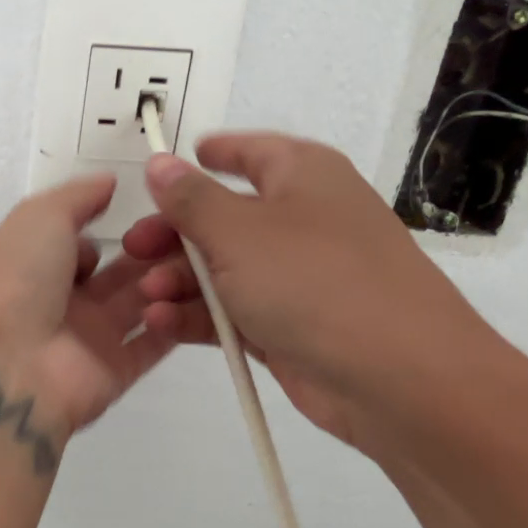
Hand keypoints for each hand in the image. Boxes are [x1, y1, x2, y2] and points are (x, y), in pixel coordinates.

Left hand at [0, 175, 178, 432]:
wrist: (8, 367)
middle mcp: (61, 301)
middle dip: (151, 249)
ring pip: (140, 302)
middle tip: (185, 232)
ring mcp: (89, 338)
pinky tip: (200, 297)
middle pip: (118, 271)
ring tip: (190, 261)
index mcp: (34, 265)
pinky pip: (153, 343)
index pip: (80, 241)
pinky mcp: (116, 371)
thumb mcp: (38, 218)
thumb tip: (108, 183)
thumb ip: (76, 197)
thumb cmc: (16, 281)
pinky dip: (175, 321)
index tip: (147, 210)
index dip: (111, 225)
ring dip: (168, 279)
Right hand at [120, 134, 499, 446]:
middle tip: (132, 250)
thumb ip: (191, 199)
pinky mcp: (289, 326)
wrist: (394, 375)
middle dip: (173, 235)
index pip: (250, 152)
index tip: (163, 169)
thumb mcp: (239, 231)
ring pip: (224, 270)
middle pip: (224, 217)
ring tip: (147, 297)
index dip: (208, 157)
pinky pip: (233, 312)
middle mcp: (300, 220)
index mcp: (302, 177)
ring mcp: (296, 277)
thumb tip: (161, 162)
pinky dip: (197, 317)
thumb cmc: (313, 281)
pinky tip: (161, 324)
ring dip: (179, 281)